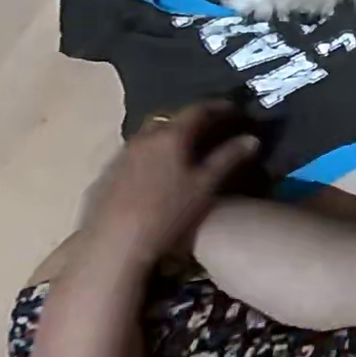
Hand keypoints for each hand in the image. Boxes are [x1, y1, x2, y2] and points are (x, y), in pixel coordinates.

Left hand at [76, 104, 258, 268]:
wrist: (112, 249)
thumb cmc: (167, 214)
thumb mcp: (206, 186)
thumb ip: (229, 158)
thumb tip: (252, 139)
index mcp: (171, 135)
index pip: (199, 109)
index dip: (219, 107)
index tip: (235, 110)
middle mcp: (143, 138)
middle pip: (171, 119)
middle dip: (192, 121)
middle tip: (209, 131)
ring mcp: (120, 157)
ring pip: (149, 137)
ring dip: (167, 139)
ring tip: (182, 153)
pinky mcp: (104, 178)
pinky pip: (132, 157)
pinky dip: (148, 157)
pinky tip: (153, 177)